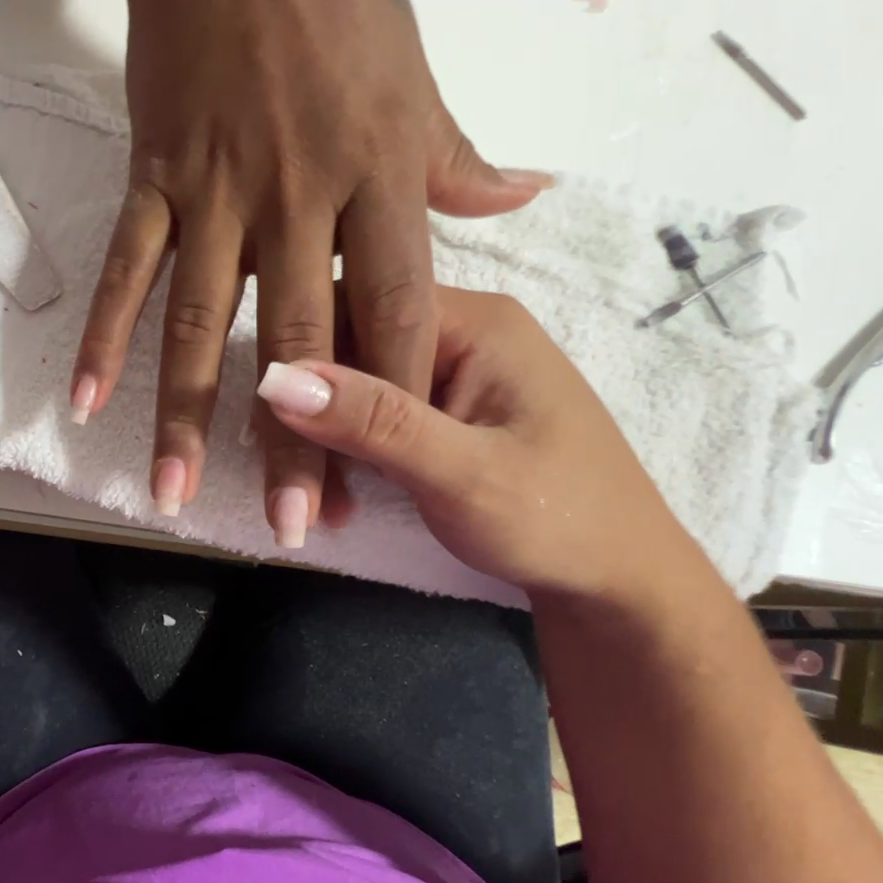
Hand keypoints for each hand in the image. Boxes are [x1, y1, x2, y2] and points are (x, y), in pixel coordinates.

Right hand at [74, 0, 552, 545]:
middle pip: (299, 342)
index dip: (392, 402)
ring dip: (186, 416)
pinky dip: (103, 337)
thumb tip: (514, 200)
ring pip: (202, 324)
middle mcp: (299, 197)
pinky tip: (87, 401)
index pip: (394, 312)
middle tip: (291, 525)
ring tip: (176, 492)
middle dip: (294, 442)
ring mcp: (218, 192)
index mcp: (378, 176)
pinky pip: (125, 271)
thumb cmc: (337, 0)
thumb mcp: (415, 79)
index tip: (384, 480)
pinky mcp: (154, 180)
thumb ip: (452, 160)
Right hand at [255, 288, 698, 600]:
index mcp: (474, 322)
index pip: (353, 303)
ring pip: (348, 383)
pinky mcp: (438, 407)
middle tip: (290, 481)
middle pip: (344, 343)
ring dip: (319, 442)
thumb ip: (374, 422)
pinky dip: (339, 453)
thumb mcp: (461, 474)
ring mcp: (449, 369)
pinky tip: (334, 495)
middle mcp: (459, 330)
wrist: (612, 579)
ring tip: (313, 502)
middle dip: (306, 413)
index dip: (302, 359)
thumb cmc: (554, 522)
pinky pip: (364, 411)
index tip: (270, 428)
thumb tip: (276, 377)